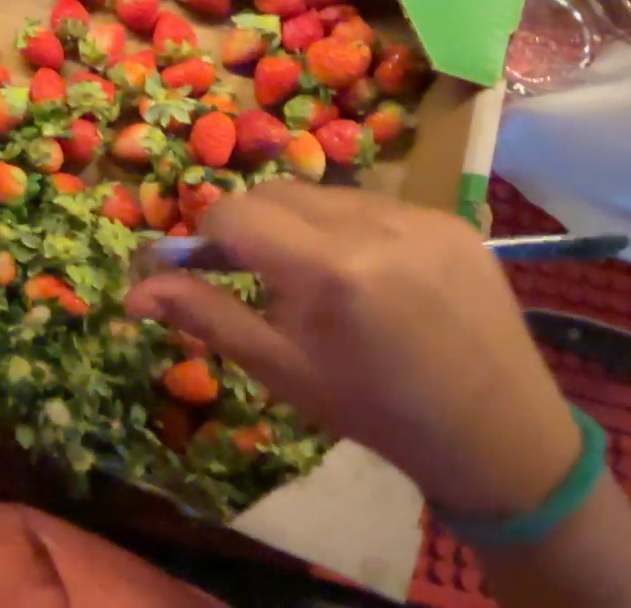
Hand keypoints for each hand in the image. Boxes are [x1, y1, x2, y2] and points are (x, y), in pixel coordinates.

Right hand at [125, 182, 580, 515]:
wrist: (500, 438)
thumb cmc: (371, 408)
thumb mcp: (277, 367)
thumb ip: (201, 314)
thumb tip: (130, 292)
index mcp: (327, 270)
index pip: (232, 213)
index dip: (207, 238)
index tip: (209, 269)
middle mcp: (374, 226)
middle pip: (270, 192)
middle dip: (249, 225)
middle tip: (259, 274)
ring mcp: (420, 217)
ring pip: (317, 194)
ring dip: (297, 223)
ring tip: (319, 278)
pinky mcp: (453, 218)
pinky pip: (368, 202)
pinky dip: (346, 227)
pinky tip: (368, 273)